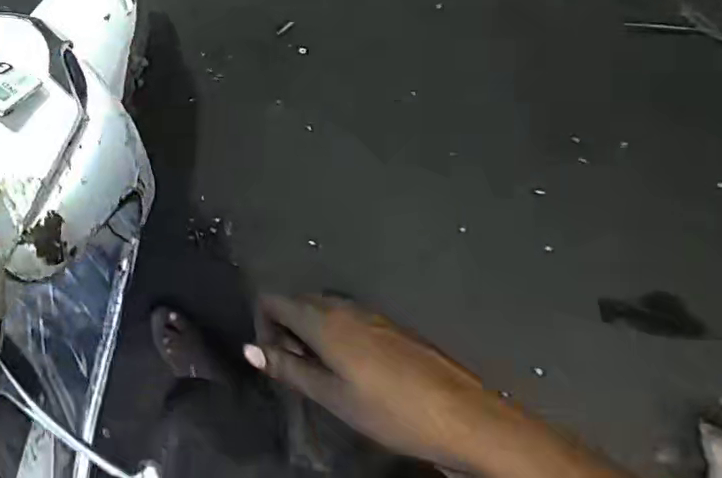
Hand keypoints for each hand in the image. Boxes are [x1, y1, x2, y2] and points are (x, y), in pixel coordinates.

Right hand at [246, 294, 524, 472]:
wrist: (473, 421)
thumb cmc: (392, 410)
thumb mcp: (333, 397)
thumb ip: (288, 369)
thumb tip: (248, 349)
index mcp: (318, 318)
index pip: (270, 300)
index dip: (263, 326)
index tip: (279, 360)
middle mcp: (340, 305)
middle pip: (296, 302)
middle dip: (289, 329)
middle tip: (303, 370)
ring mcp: (371, 314)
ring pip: (326, 311)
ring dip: (317, 333)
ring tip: (334, 373)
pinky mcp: (395, 327)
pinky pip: (353, 320)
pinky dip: (344, 336)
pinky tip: (366, 372)